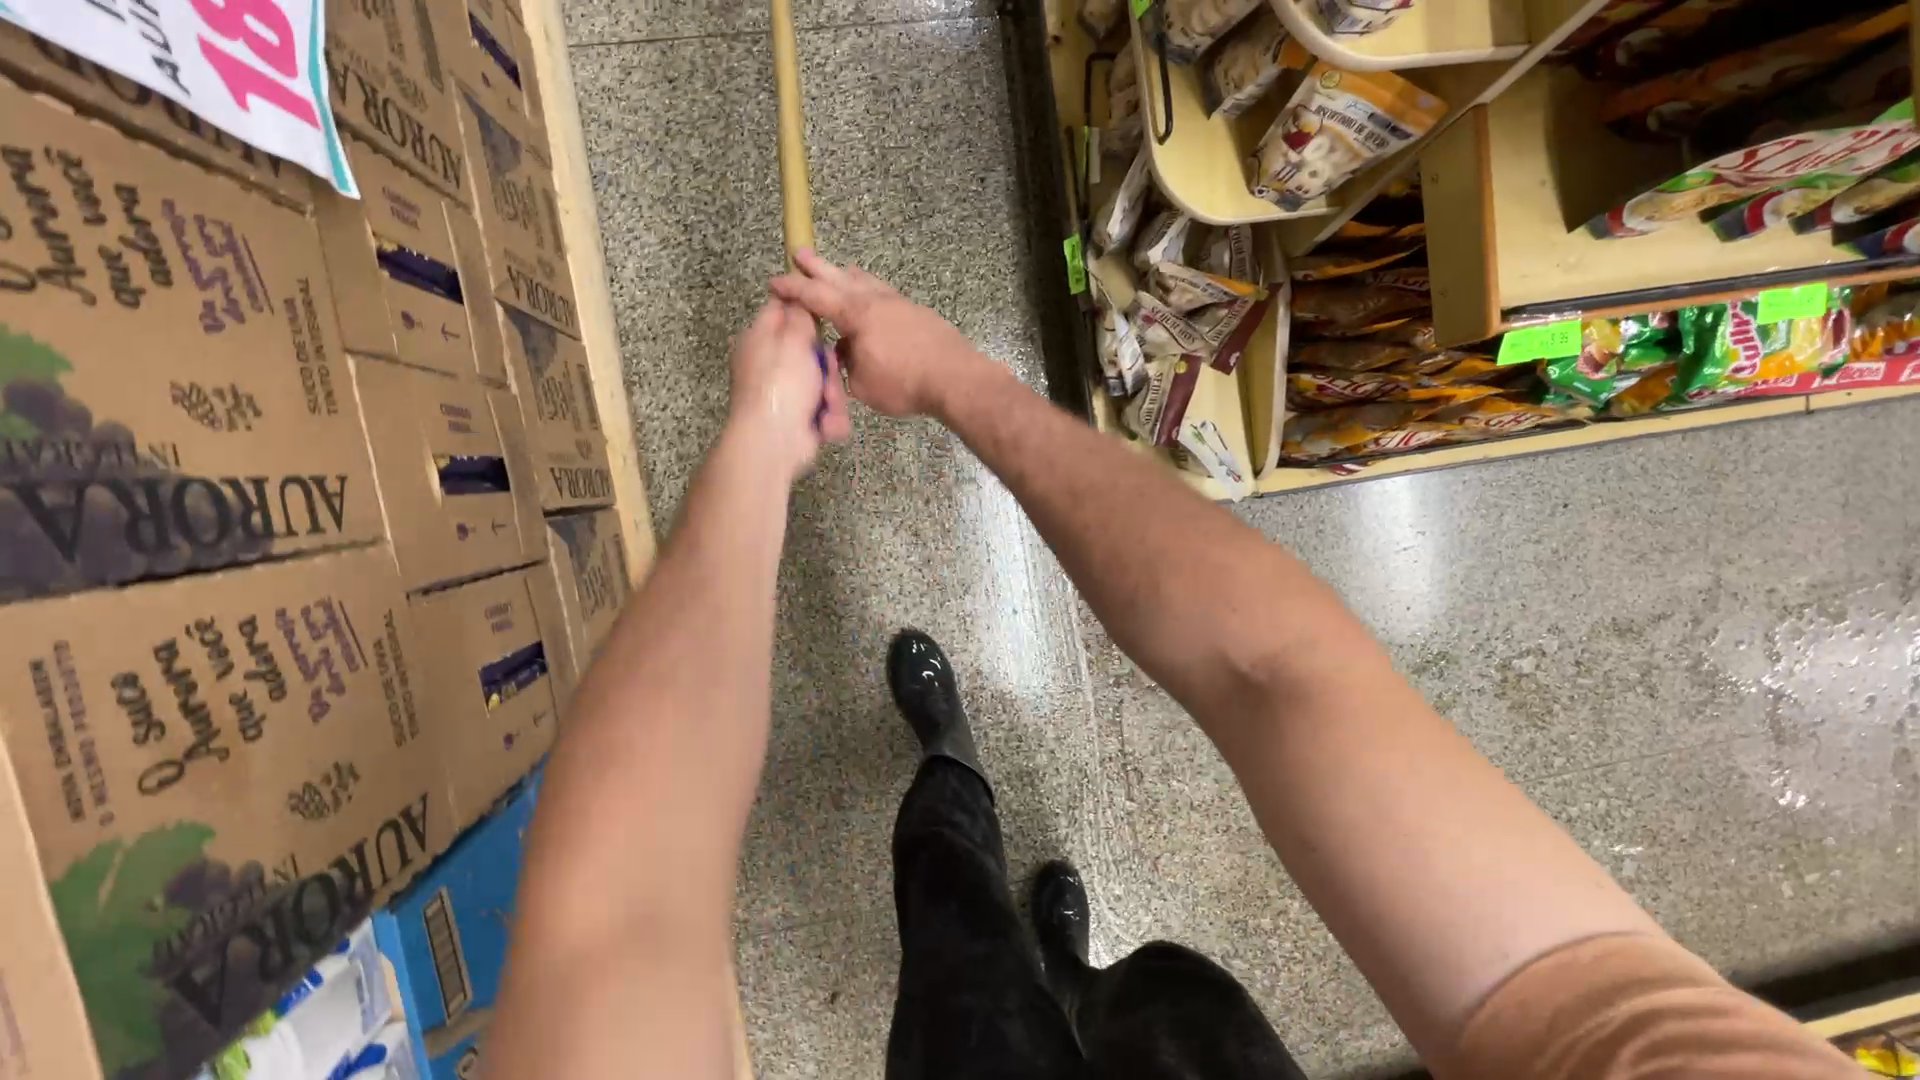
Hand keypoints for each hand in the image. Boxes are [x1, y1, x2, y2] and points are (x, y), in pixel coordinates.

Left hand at [726, 297, 850, 478]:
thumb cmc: (781, 385)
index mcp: (759, 338)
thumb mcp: (793, 339)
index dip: (807, 310)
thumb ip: (800, 314)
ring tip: (826, 406)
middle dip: (827, 366)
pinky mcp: (797, 417)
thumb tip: (797, 296)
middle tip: (826, 375)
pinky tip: (825, 424)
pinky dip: (828, 417)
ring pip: (822, 382)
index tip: (827, 317)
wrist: (774, 442)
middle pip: (811, 351)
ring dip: (831, 395)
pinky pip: (823, 408)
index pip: (782, 309)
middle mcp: (769, 362)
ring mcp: (784, 392)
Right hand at [769, 249, 992, 418]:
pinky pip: (886, 295)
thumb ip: (846, 365)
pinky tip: (874, 300)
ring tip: (840, 271)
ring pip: (868, 282)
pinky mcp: (918, 314)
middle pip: (840, 277)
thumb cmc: (904, 383)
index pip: (815, 296)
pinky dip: (872, 292)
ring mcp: (899, 304)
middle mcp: (876, 301)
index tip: (775, 282)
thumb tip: (845, 353)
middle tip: (800, 253)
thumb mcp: (861, 384)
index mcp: (856, 314)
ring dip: (849, 276)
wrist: (955, 378)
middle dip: (817, 267)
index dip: (793, 289)